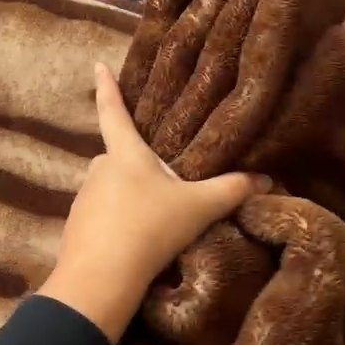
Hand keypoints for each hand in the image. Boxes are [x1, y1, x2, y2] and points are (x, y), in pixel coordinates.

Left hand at [38, 62, 271, 343]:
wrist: (100, 279)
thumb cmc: (149, 229)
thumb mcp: (197, 208)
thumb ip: (230, 191)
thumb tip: (266, 178)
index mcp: (125, 154)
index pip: (113, 110)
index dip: (107, 86)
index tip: (98, 65)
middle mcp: (100, 169)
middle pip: (117, 155)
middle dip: (135, 163)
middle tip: (160, 178)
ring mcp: (84, 198)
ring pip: (109, 187)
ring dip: (127, 196)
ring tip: (153, 218)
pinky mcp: (77, 227)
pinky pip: (101, 215)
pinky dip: (117, 222)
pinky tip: (135, 242)